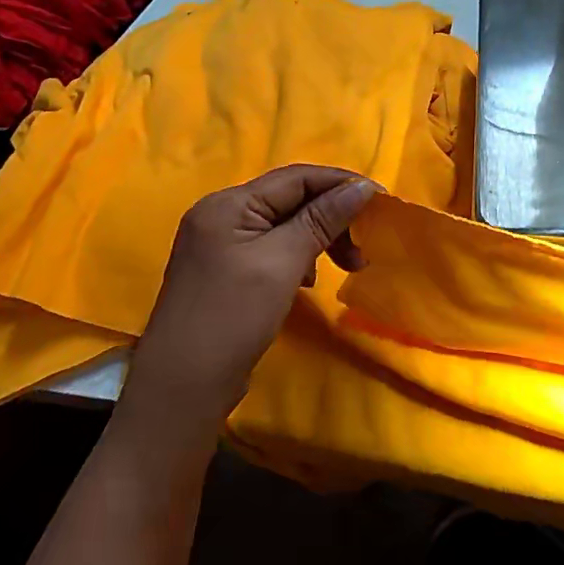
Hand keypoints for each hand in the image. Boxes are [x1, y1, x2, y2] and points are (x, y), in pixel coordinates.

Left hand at [124, 165, 379, 427]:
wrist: (182, 386)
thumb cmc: (233, 316)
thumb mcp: (282, 262)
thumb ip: (322, 219)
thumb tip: (362, 187)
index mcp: (228, 203)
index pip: (295, 178)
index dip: (340, 184)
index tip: (381, 202)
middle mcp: (219, 214)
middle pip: (287, 200)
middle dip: (330, 218)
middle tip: (361, 252)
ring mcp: (218, 244)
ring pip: (280, 225)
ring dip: (315, 239)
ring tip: (342, 267)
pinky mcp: (223, 271)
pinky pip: (268, 249)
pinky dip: (295, 258)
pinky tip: (307, 281)